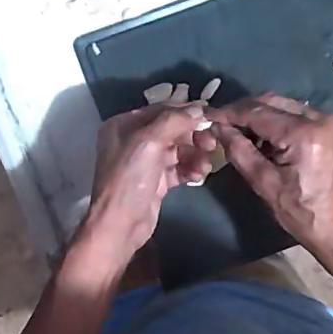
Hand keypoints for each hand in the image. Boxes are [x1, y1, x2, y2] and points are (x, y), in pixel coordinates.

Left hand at [74, 102, 218, 270]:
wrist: (120, 224)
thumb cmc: (130, 179)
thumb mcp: (149, 143)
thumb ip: (173, 121)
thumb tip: (198, 109)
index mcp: (124, 125)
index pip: (160, 110)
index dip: (185, 112)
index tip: (210, 116)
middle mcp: (133, 140)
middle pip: (171, 130)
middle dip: (192, 135)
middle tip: (211, 143)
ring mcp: (144, 162)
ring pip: (177, 150)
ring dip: (195, 154)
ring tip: (205, 165)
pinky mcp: (155, 181)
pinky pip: (178, 168)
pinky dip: (190, 169)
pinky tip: (199, 174)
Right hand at [211, 93, 332, 254]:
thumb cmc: (300, 211)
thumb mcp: (264, 183)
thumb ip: (239, 151)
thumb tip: (217, 128)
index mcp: (304, 134)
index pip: (258, 112)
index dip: (229, 113)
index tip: (207, 117)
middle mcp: (319, 118)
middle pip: (270, 102)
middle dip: (242, 111)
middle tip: (219, 124)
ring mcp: (327, 119)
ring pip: (281, 105)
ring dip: (257, 115)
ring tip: (236, 132)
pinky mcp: (329, 126)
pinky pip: (293, 113)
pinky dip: (273, 120)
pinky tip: (259, 137)